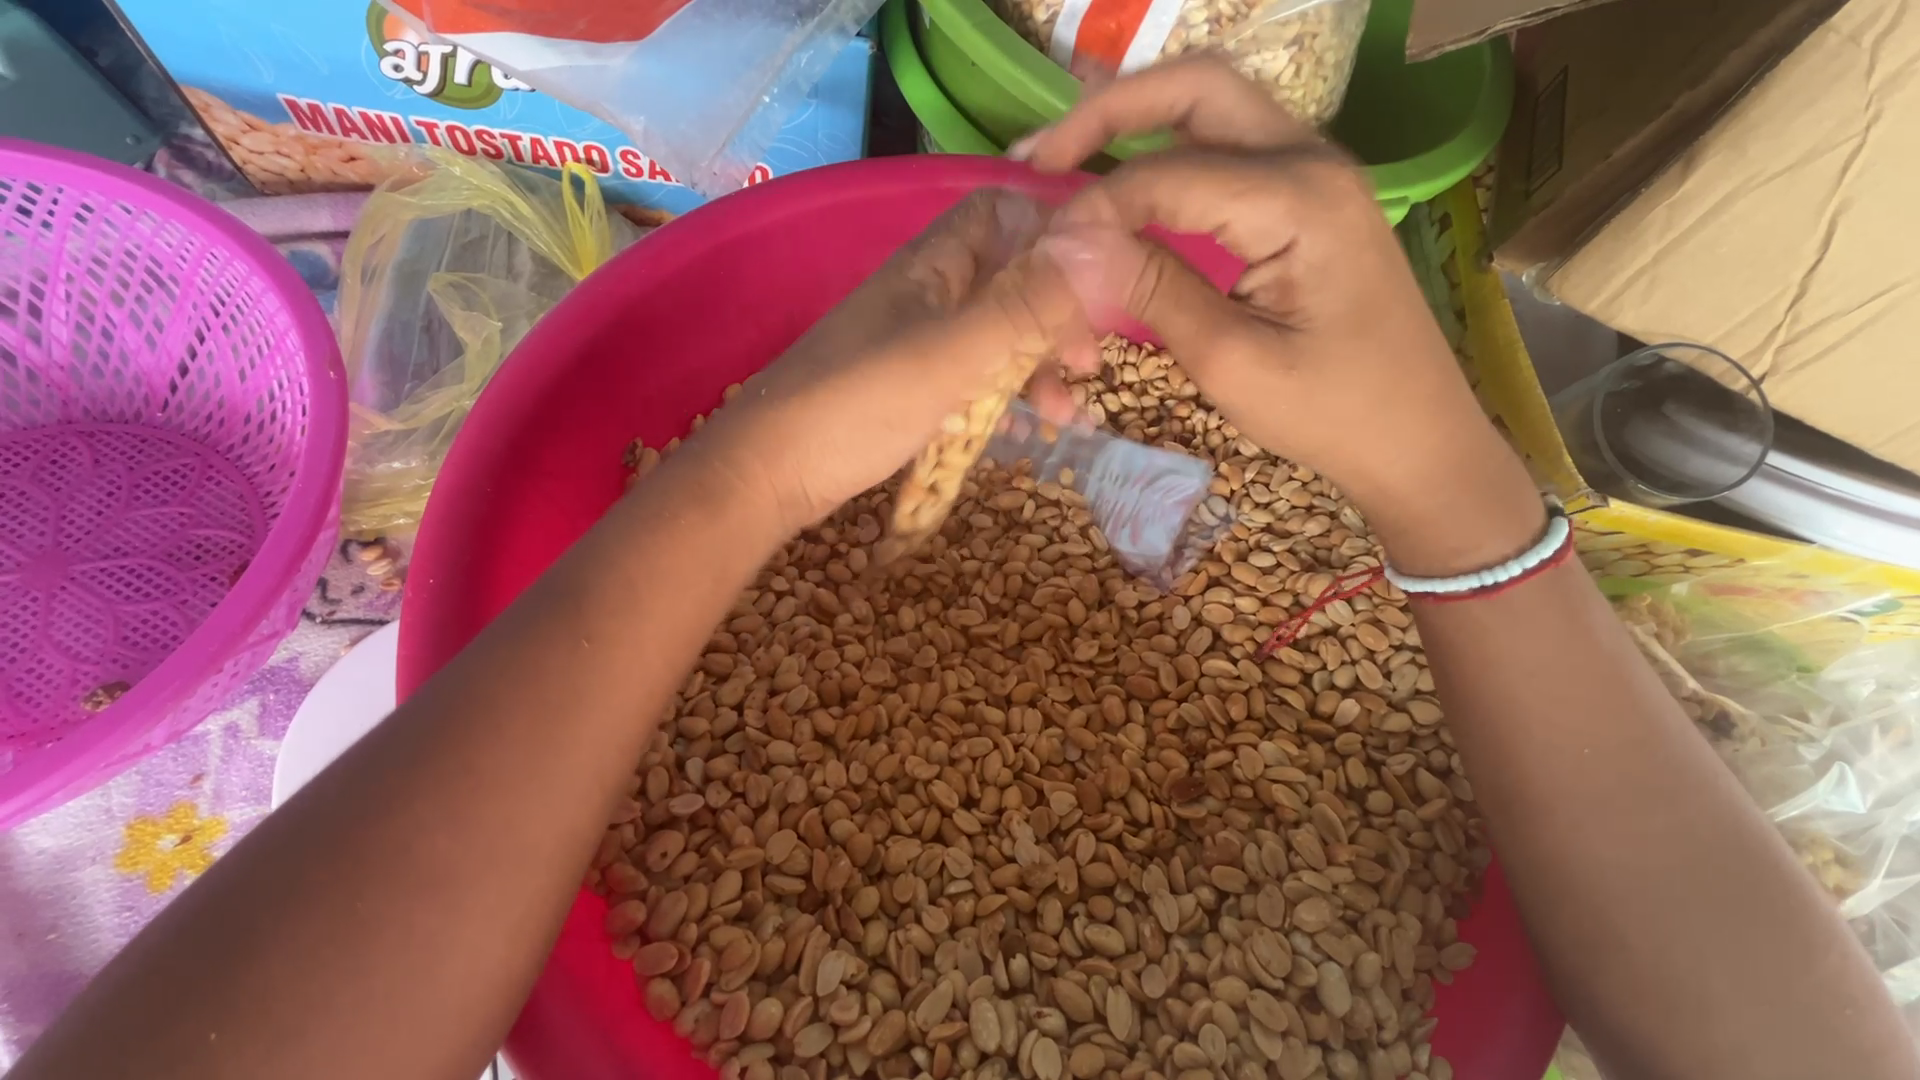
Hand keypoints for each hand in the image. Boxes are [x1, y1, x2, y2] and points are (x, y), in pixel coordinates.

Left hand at [686, 190, 1095, 537]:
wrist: (770, 472)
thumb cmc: (857, 405)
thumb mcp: (949, 356)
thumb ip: (1020, 305)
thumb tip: (1097, 242)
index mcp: (930, 268)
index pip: (1000, 214)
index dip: (1051, 233)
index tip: (1098, 279)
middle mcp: (924, 296)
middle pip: (1006, 282)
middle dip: (1055, 318)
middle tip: (1087, 365)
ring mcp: (913, 345)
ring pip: (991, 338)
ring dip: (1034, 369)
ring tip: (1064, 418)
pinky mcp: (905, 392)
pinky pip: (968, 381)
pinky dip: (1000, 401)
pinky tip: (1020, 434)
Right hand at [1018, 57, 1545, 572]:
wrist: (1416, 437)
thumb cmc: (1330, 411)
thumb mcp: (1230, 361)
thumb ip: (1151, 289)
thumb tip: (1066, 245)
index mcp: (1298, 199)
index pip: (1165, 175)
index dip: (1093, 208)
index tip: (1040, 250)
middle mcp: (1312, 159)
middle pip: (1195, 89)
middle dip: (1106, 113)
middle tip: (1037, 158)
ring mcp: (1316, 172)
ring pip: (1212, 108)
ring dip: (1135, 124)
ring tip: (1064, 163)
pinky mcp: (1309, 199)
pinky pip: (1228, 150)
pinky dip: (1167, 155)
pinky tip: (1126, 189)